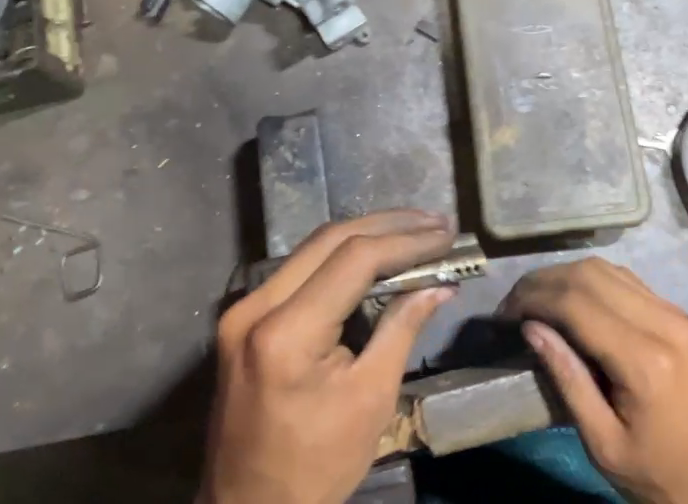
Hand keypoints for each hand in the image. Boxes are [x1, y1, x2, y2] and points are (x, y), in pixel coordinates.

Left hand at [199, 210, 458, 503]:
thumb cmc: (316, 466)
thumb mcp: (370, 400)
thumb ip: (401, 329)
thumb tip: (440, 283)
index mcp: (284, 333)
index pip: (353, 260)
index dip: (405, 242)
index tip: (445, 234)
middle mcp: (255, 306)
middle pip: (329, 240)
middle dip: (387, 226)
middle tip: (436, 222)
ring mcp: (242, 309)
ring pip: (311, 249)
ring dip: (364, 235)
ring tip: (414, 229)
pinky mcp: (243, 318)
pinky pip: (298, 270)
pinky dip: (339, 257)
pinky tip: (374, 253)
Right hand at [500, 258, 687, 503]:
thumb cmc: (663, 477)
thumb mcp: (605, 444)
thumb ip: (567, 381)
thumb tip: (531, 329)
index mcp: (645, 360)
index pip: (575, 302)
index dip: (531, 300)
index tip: (502, 317)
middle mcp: (663, 323)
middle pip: (589, 275)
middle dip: (542, 282)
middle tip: (512, 306)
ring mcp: (676, 315)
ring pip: (608, 269)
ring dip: (565, 276)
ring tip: (535, 302)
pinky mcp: (680, 317)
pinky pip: (627, 281)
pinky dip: (592, 282)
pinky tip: (571, 302)